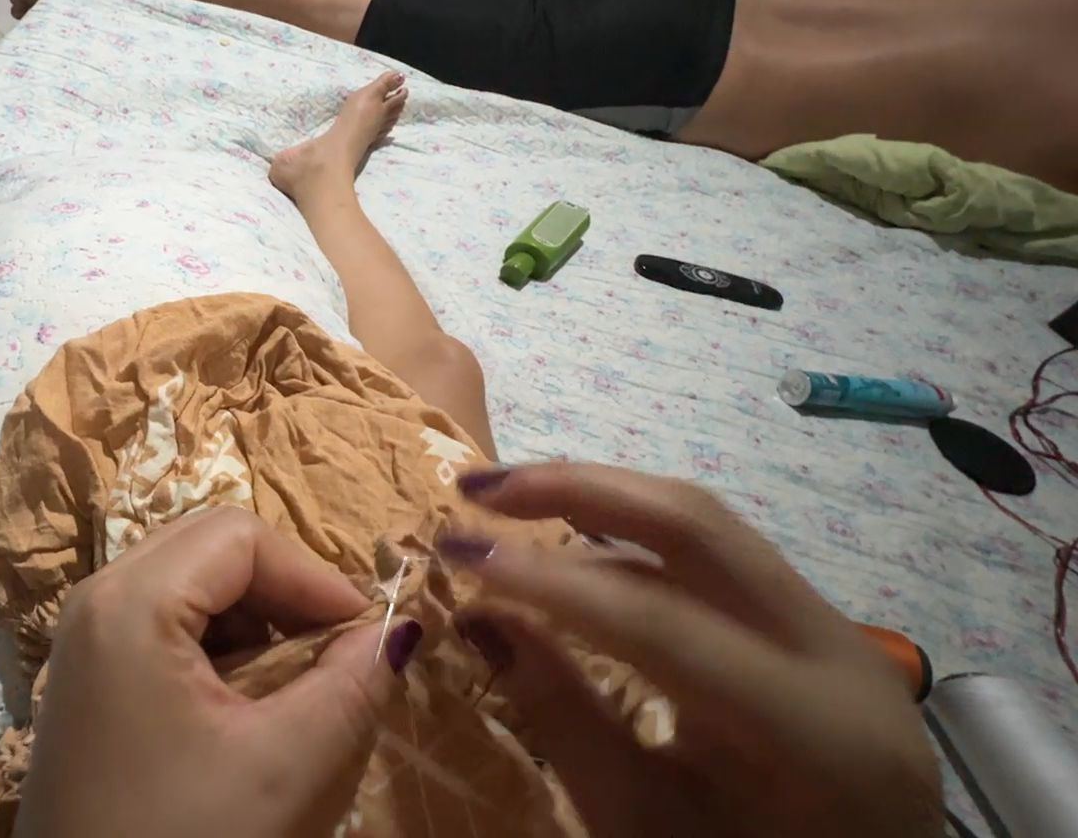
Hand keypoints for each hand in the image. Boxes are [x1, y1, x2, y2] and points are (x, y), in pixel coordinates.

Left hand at [15, 507, 422, 837]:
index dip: (311, 574)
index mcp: (130, 601)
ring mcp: (85, 631)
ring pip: (187, 578)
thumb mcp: (282, 771)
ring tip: (292, 681)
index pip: (238, 536)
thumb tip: (395, 631)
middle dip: (282, 589)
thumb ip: (350, 688)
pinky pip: (163, 617)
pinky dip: (216, 640)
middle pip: (208, 546)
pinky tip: (242, 700)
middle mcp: (97, 595)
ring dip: (253, 616)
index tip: (365, 633)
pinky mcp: (88, 669)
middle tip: (333, 652)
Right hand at [444, 463, 941, 837]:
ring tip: (500, 491)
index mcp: (818, 735)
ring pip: (698, 517)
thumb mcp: (641, 821)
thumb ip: (560, 714)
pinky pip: (702, 545)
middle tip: (474, 488)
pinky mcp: (798, 612)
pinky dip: (618, 524)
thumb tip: (478, 616)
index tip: (456, 555)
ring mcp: (824, 623)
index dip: (549, 580)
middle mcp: (836, 653)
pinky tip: (558, 528)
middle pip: (693, 526)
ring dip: (589, 491)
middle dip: (571, 490)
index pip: (660, 623)